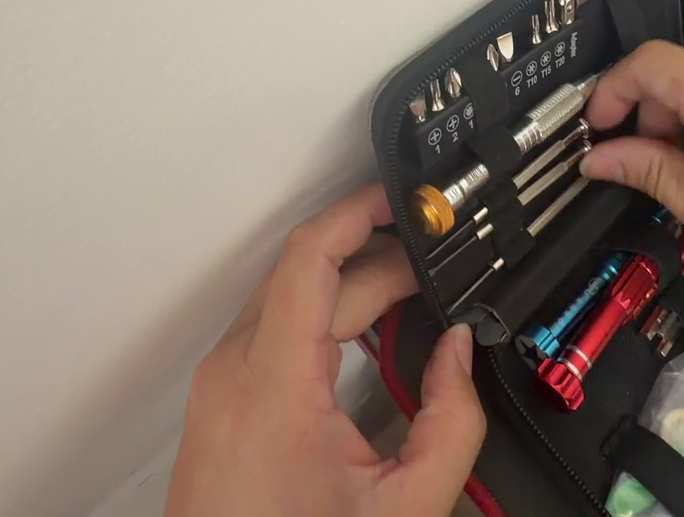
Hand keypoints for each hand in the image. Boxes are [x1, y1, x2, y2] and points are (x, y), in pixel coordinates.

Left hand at [166, 184, 485, 516]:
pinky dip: (329, 308)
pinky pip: (280, 320)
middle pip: (313, 272)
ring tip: (410, 291)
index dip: (358, 212)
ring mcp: (224, 378)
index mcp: (271, 384)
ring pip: (294, 292)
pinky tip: (369, 324)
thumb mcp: (402, 509)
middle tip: (436, 270)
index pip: (311, 257)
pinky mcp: (226, 392)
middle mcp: (236, 368)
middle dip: (381, 258)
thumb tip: (459, 351)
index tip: (400, 199)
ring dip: (354, 279)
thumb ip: (450, 422)